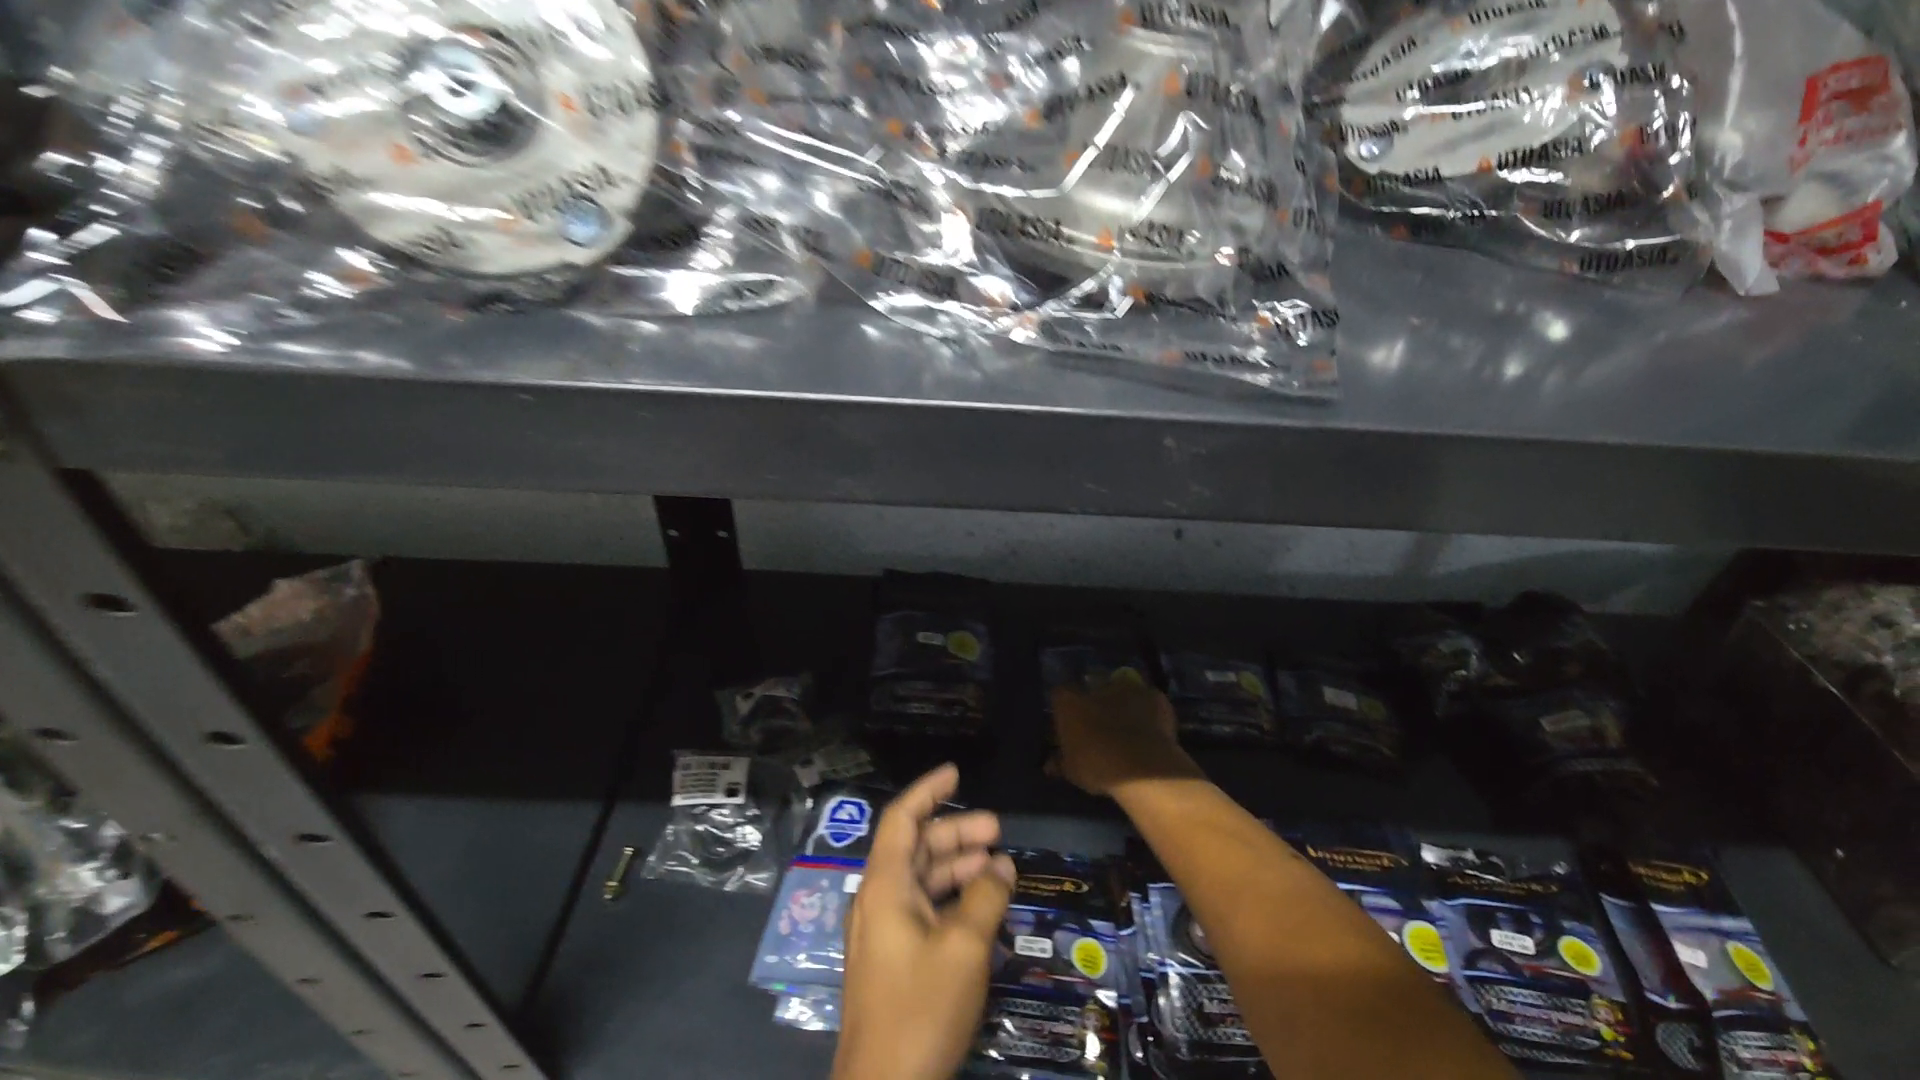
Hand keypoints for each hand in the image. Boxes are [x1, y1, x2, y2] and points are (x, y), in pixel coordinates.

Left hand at [833, 764, 1014, 1079]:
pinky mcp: (894, 961)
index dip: (927, 790)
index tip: (956, 772)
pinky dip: (952, 900)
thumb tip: (1001, 866)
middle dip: (956, 833)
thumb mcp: (964, 947)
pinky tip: (983, 908)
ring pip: (922, 881)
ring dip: (958, 868)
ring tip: (999, 868)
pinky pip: (924, 911)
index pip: (901, 819)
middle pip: (916, 848)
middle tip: (999, 830)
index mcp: (885, 887)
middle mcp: (879, 901)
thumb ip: (985, 898)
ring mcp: (884, 933)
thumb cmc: (920, 1007)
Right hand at [1050, 680, 1201, 797]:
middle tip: (1100, 726)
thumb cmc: (1097, 767)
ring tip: (1128, 727)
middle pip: (1092, 688)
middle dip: (1095, 703)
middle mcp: (1096, 686)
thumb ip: (1060, 762)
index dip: (1065, 709)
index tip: (1069, 725)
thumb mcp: (1071, 771)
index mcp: (1069, 702)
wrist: (1143, 768)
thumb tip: (1051, 763)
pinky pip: (1148, 701)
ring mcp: (1128, 689)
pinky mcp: (1156, 697)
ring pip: (1121, 691)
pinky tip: (1150, 729)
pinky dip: (1147, 712)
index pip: (1060, 695)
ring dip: (1122, 704)